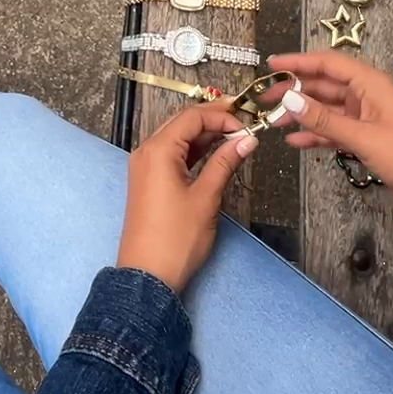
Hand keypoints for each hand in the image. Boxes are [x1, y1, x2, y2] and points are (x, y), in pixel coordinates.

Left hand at [116, 102, 257, 292]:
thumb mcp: (206, 197)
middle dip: (212, 119)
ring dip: (204, 134)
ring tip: (233, 132)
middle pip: (182, 123)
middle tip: (241, 118)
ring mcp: (145, 166)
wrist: (148, 277)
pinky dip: (193, 150)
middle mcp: (147, 151)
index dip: (220, 116)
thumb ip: (225, 163)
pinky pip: (172, 154)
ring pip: (177, 137)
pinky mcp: (149, 180)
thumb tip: (247, 139)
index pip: (191, 118)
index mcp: (157, 150)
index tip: (246, 125)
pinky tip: (214, 150)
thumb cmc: (176, 238)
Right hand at [263, 51, 392, 243]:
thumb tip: (289, 99)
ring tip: (274, 122)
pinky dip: (317, 134)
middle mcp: (369, 95)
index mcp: (371, 84)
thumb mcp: (363, 137)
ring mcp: (369, 118)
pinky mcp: (371, 140)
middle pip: (325, 85)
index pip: (329, 63)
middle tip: (265, 99)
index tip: (271, 65)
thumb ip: (324, 119)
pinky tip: (296, 143)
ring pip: (328, 109)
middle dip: (295, 90)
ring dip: (303, 114)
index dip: (298, 62)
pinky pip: (336, 130)